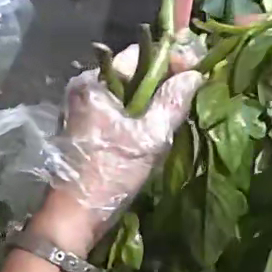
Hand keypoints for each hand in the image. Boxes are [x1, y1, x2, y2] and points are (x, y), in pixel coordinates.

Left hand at [46, 45, 201, 246]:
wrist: (73, 215)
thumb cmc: (109, 174)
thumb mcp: (149, 139)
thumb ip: (172, 103)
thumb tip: (194, 74)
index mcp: (94, 83)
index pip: (139, 55)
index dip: (172, 59)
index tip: (198, 69)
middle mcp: (84, 88)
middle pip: (132, 72)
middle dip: (164, 77)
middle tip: (194, 86)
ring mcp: (83, 108)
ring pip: (127, 92)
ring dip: (153, 96)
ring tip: (182, 102)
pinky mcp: (85, 126)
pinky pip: (118, 109)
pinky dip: (139, 111)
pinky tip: (159, 121)